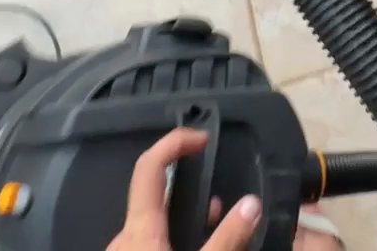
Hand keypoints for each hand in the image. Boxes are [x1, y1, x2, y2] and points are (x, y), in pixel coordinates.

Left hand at [108, 127, 261, 250]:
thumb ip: (227, 236)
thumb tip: (253, 203)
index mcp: (140, 229)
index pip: (150, 165)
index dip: (174, 142)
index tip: (202, 138)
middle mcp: (123, 239)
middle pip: (155, 197)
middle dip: (187, 190)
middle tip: (217, 200)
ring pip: (152, 224)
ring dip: (181, 218)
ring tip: (210, 230)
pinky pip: (146, 244)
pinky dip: (170, 238)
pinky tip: (192, 248)